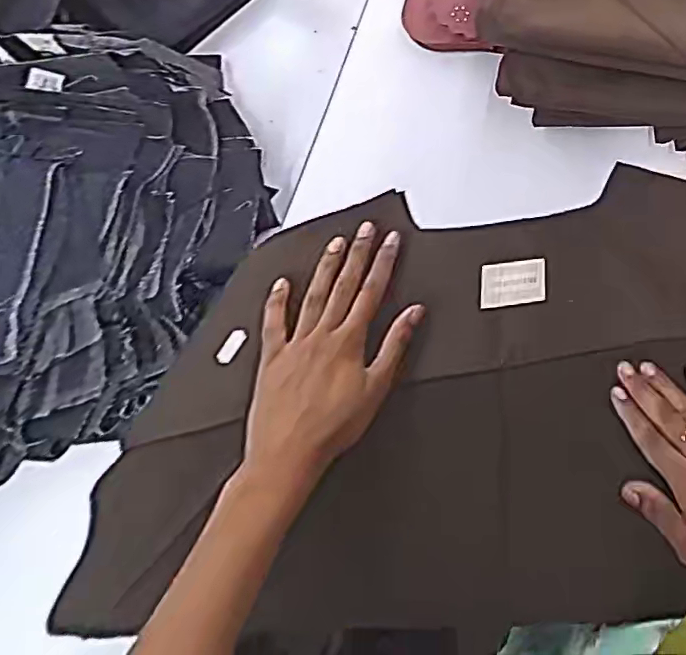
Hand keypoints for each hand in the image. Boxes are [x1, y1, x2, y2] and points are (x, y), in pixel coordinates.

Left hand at [239, 222, 425, 501]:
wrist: (286, 455)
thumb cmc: (332, 427)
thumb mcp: (376, 387)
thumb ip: (395, 345)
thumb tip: (412, 315)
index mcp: (348, 341)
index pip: (371, 291)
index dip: (383, 262)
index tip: (390, 242)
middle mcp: (321, 336)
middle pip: (344, 285)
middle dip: (358, 254)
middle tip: (365, 230)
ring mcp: (295, 344)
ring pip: (313, 295)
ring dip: (326, 267)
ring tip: (336, 244)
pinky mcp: (273, 358)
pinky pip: (274, 322)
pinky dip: (277, 301)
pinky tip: (281, 284)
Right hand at [610, 361, 685, 583]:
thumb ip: (657, 510)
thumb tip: (631, 490)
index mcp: (684, 478)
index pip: (648, 438)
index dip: (630, 414)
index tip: (618, 397)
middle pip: (663, 414)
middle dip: (640, 389)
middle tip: (625, 371)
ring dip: (664, 383)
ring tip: (647, 367)